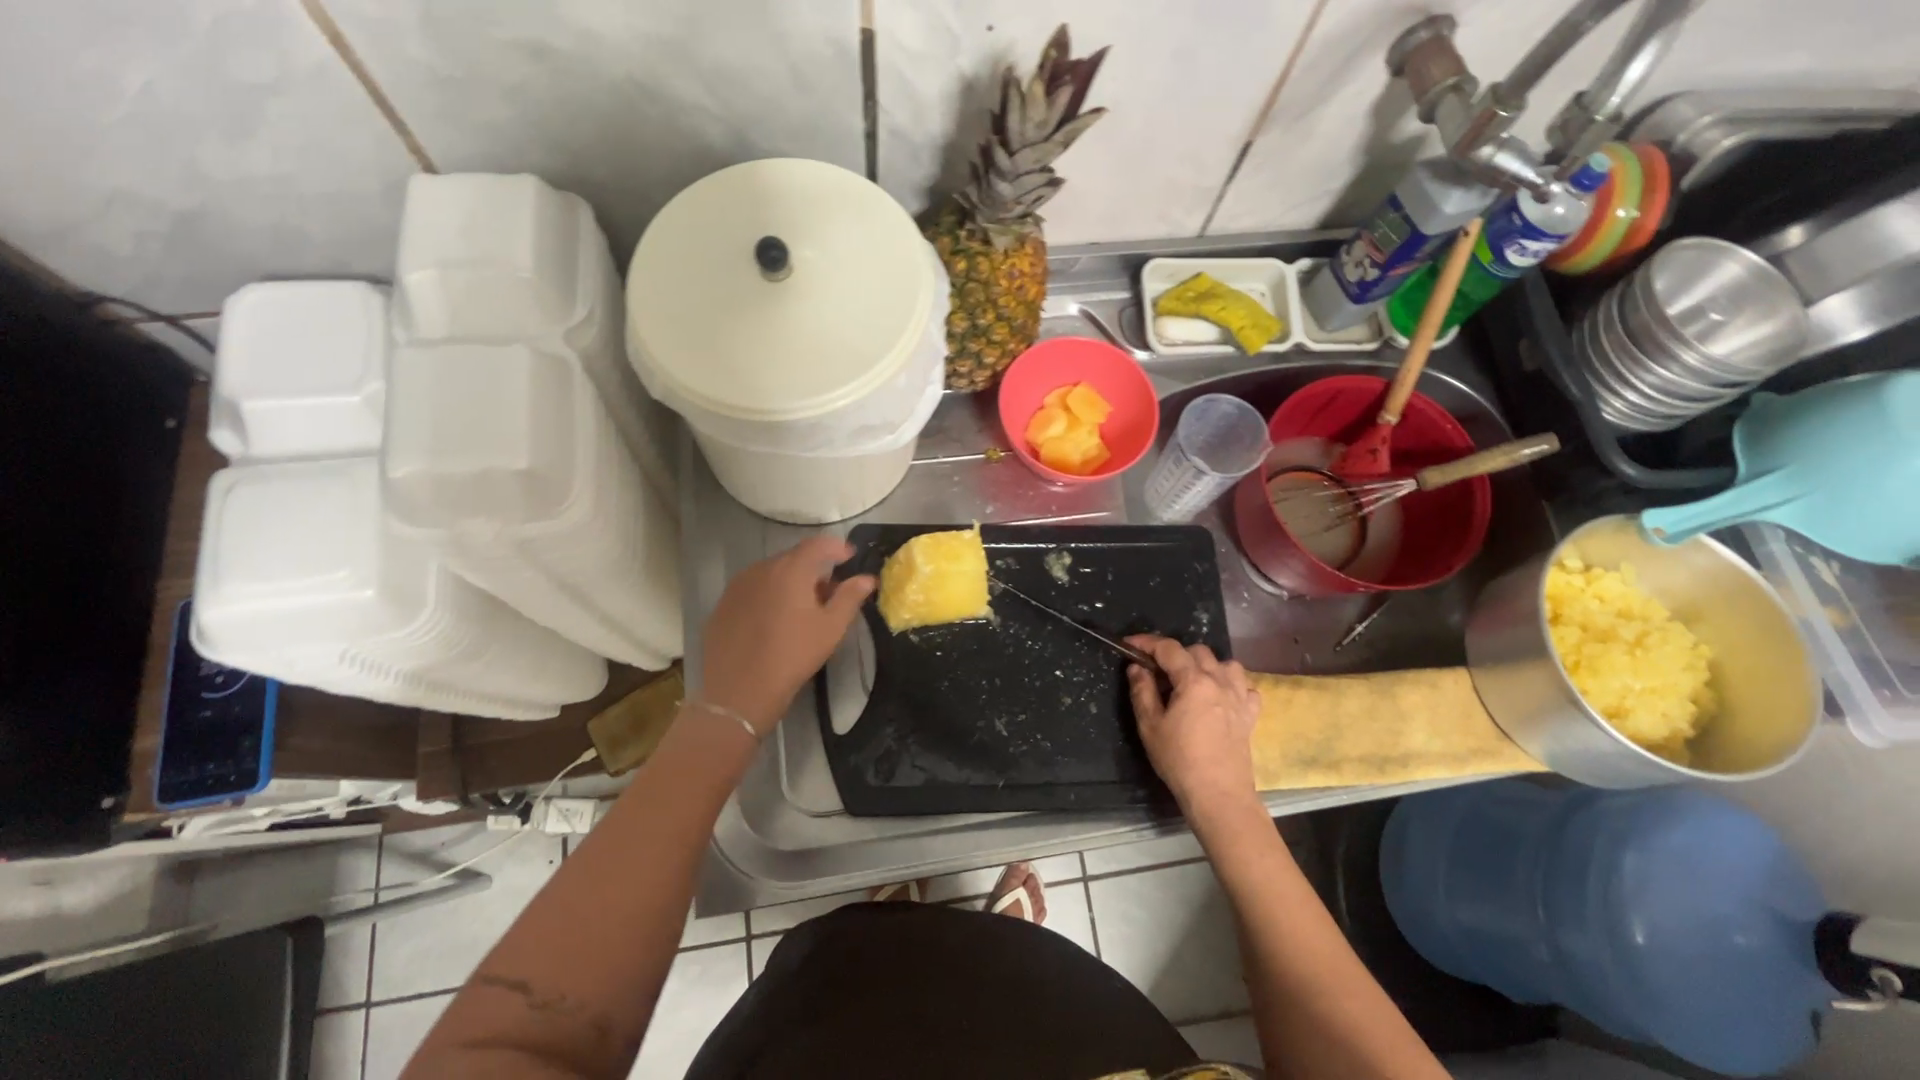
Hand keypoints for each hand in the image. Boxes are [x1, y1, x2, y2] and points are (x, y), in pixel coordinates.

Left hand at [699, 536, 875, 735]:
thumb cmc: (793, 656)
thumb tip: (866, 578)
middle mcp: (761, 569)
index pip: (817, 544)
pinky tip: (773, 622)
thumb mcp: (830, 628)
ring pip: (771, 575)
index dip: (836, 547)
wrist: (739, 690)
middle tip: (829, 593)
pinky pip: (752, 591)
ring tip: (802, 610)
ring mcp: (737, 586)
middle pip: (793, 558)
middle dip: (814, 570)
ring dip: (790, 583)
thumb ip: (850, 597)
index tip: (850, 557)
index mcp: (791, 569)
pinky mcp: (723, 605)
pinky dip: (769, 596)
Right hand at [1124, 635, 1262, 813]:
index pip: (1169, 649)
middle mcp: (1220, 681)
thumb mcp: (1150, 726)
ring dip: (1207, 666)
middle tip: (1157, 672)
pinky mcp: (1250, 714)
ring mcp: (1239, 697)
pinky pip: (1245, 687)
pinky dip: (1232, 686)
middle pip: (1198, 651)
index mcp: (1194, 681)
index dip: (1147, 642)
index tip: (1130, 645)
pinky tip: (1221, 699)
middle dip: (1175, 654)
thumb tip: (1137, 668)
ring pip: (1226, 664)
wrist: (1218, 794)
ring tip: (1192, 682)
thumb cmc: (1179, 760)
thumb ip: (1142, 691)